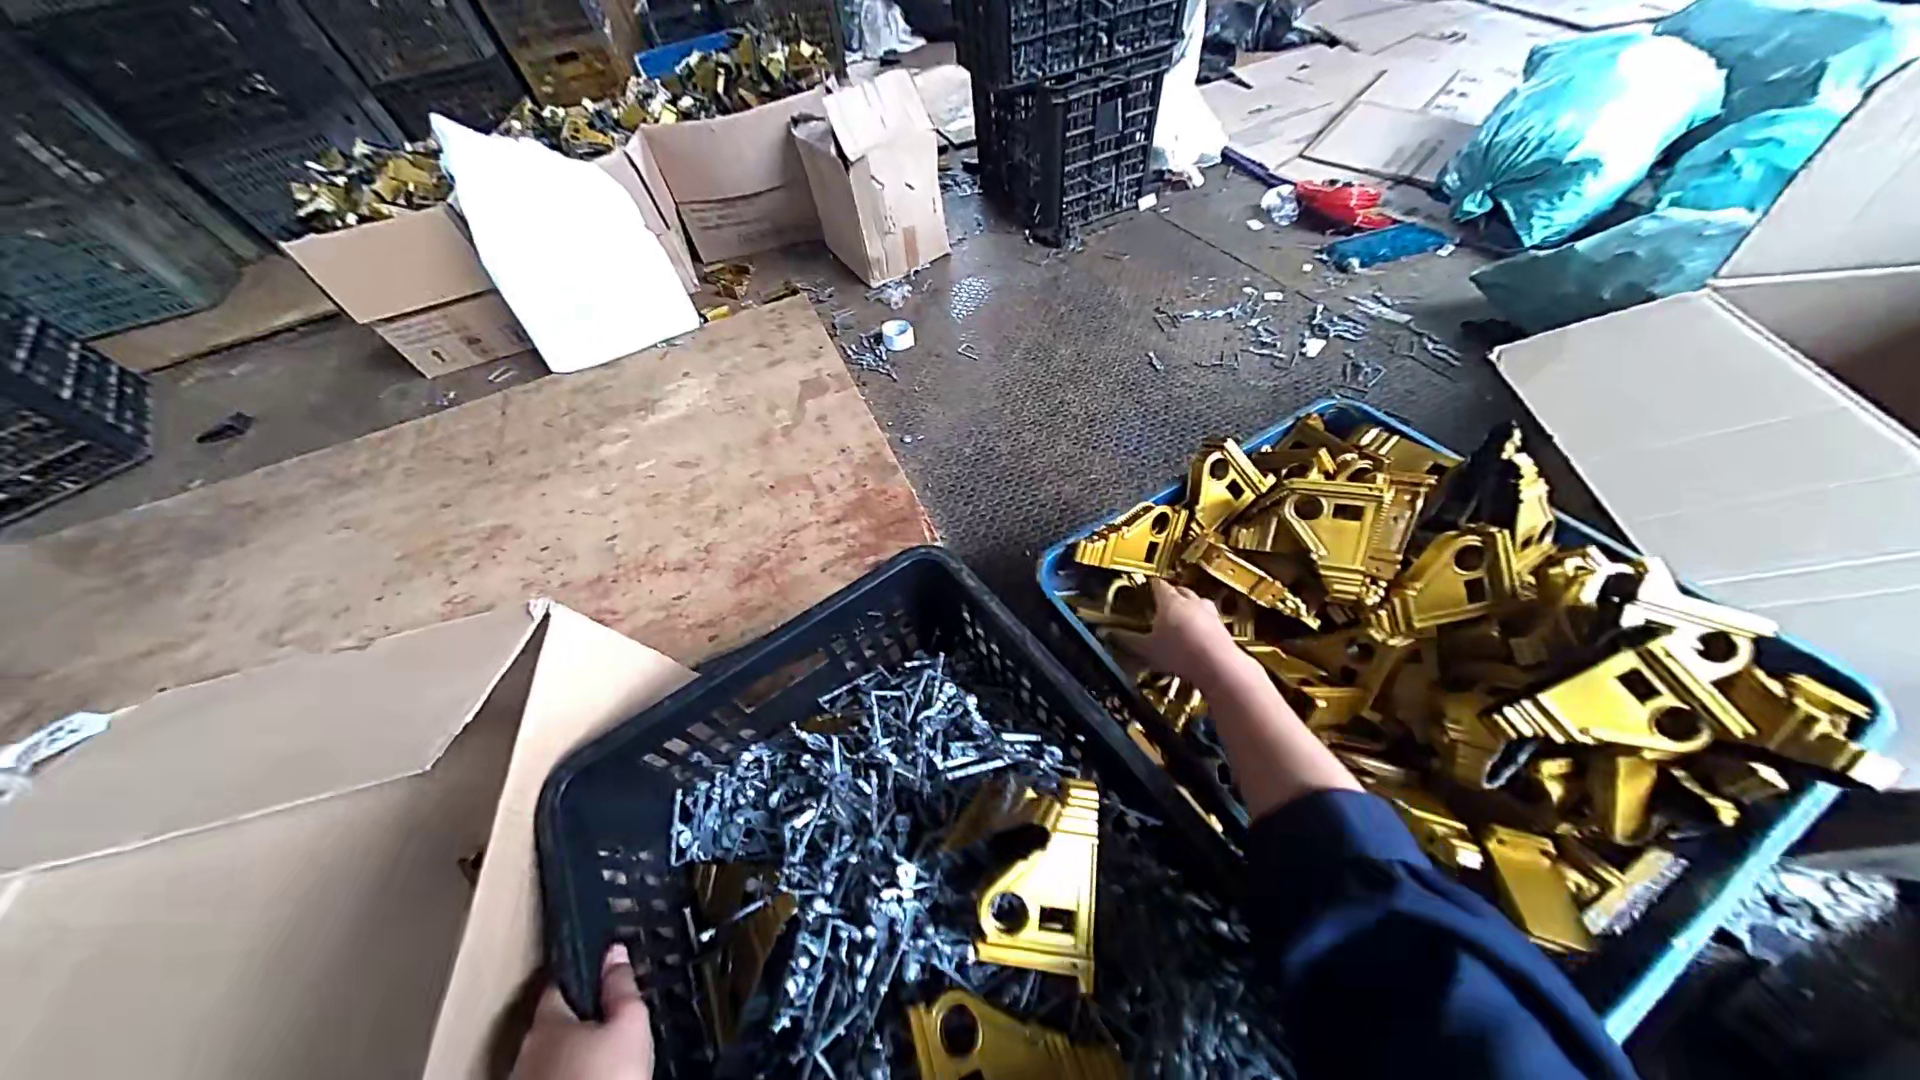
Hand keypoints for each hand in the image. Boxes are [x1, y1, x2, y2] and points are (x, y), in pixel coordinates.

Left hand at [511, 944, 654, 1079]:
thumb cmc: (607, 1079)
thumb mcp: (629, 1023)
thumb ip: (621, 986)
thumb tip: (615, 953)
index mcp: (547, 1024)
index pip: (562, 983)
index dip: (586, 972)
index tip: (606, 967)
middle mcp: (526, 1054)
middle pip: (556, 1022)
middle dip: (582, 1016)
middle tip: (614, 1014)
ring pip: (552, 1055)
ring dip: (575, 1050)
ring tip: (608, 1052)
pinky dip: (571, 1075)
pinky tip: (594, 1078)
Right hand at [1110, 578, 1240, 683]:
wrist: (1218, 666)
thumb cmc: (1179, 653)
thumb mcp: (1146, 649)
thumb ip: (1127, 640)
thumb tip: (1108, 634)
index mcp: (1170, 601)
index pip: (1159, 585)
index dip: (1152, 585)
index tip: (1147, 586)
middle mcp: (1191, 602)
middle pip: (1180, 590)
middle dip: (1172, 593)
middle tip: (1163, 600)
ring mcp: (1210, 613)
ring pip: (1198, 602)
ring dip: (1190, 605)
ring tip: (1182, 615)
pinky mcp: (1223, 627)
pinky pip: (1210, 618)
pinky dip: (1203, 621)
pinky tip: (1198, 634)